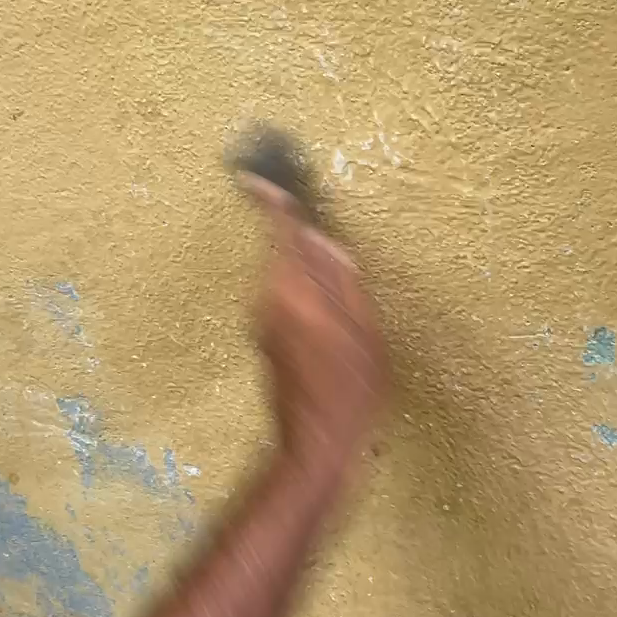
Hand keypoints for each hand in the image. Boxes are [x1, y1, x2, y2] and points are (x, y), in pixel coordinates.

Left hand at [240, 175, 389, 473]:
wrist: (315, 442)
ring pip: (284, 272)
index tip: (252, 174)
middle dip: (304, 241)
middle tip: (335, 256)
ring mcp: (261, 317)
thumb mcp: (365, 328)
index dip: (267, 199)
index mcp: (293, 287)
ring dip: (306, 269)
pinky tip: (329, 321)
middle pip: (283, 250)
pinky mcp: (263, 334)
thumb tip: (322, 240)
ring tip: (342, 303)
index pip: (278, 230)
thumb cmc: (351, 386)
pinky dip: (303, 291)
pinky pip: (283, 293)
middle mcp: (268, 296)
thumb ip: (341, 276)